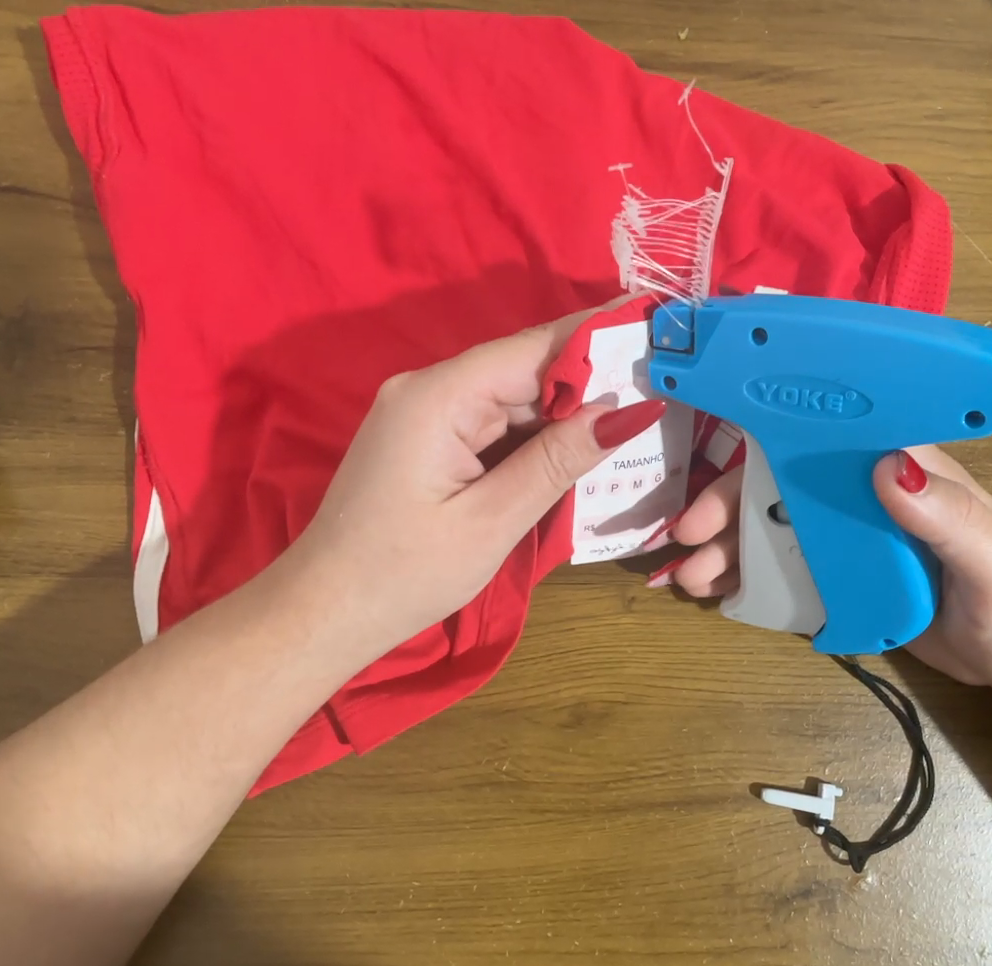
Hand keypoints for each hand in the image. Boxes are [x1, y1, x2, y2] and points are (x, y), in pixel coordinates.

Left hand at [276, 303, 664, 666]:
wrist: (326, 612)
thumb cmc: (404, 574)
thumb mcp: (491, 521)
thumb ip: (558, 460)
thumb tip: (628, 409)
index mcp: (440, 396)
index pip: (535, 348)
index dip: (601, 337)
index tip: (663, 328)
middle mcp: (431, 389)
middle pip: (527, 369)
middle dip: (594, 378)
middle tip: (666, 384)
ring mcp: (427, 414)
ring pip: (516, 399)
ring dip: (571, 411)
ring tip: (640, 415)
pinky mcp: (430, 441)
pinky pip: (496, 425)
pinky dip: (539, 437)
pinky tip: (582, 448)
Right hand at [655, 446, 991, 702]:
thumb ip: (951, 518)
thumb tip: (886, 467)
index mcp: (907, 471)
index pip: (826, 440)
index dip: (766, 447)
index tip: (718, 475)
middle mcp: (870, 495)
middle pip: (784, 485)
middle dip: (728, 508)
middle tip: (686, 542)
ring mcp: (854, 538)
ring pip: (777, 529)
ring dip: (729, 549)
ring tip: (691, 581)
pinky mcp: (848, 579)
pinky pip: (789, 571)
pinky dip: (750, 581)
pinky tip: (721, 595)